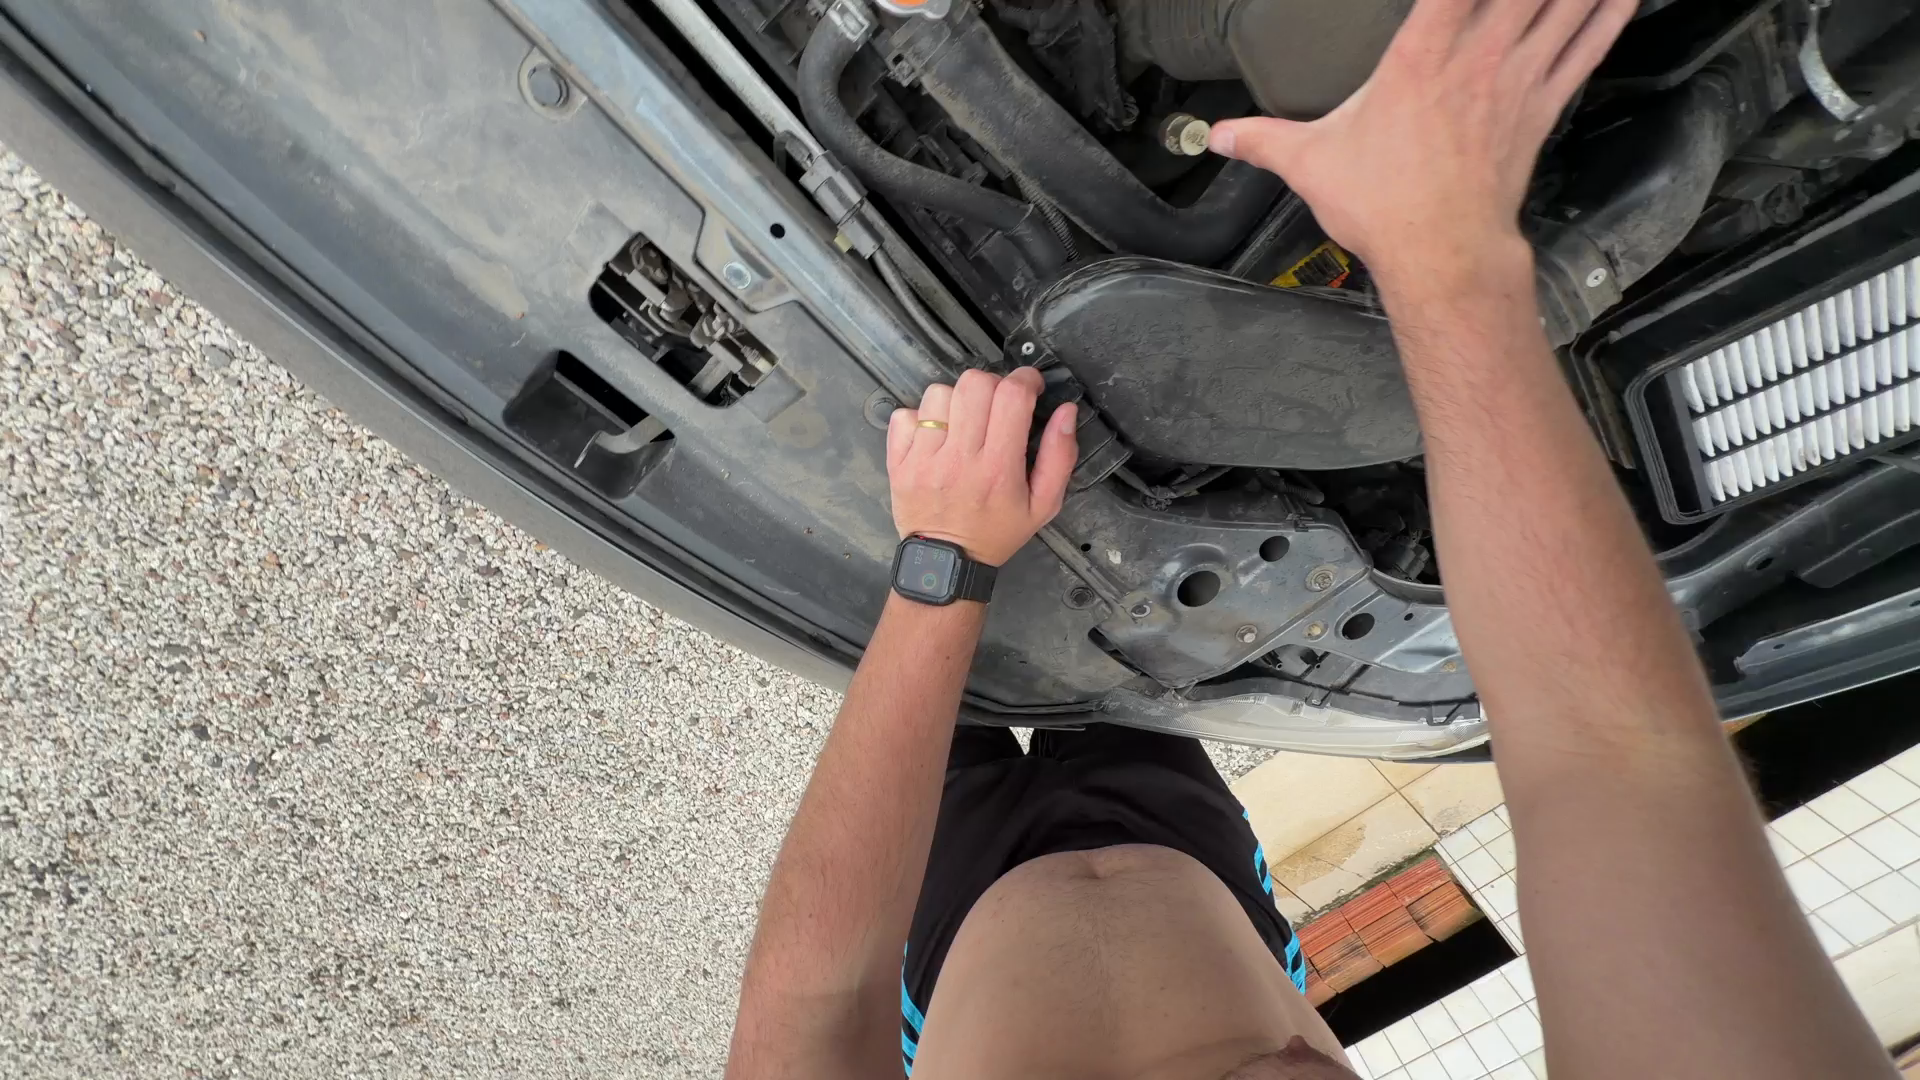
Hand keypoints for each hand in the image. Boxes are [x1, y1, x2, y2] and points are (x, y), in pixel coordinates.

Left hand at [886, 367, 1077, 566]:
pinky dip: (920, 418)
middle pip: (974, 385)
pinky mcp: (899, 463)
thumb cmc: (996, 533)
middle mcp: (959, 459)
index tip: (1030, 387)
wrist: (946, 564)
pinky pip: (904, 415)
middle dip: (992, 385)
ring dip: (956, 400)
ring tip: (963, 422)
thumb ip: (1059, 457)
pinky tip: (935, 437)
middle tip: (996, 404)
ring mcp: (924, 459)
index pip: (1012, 396)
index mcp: (998, 468)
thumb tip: (1065, 412)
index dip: (1026, 380)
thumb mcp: (1043, 506)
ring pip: (938, 394)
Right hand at [1208, 0, 1636, 284]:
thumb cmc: (1379, 206)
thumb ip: (1262, 141)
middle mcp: (1476, 53)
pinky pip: (1591, 39)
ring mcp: (1517, 76)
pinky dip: (1611, 6)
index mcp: (1417, 58)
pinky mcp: (1542, 104)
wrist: (1438, 252)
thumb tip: (1217, 136)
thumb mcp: (1308, 166)